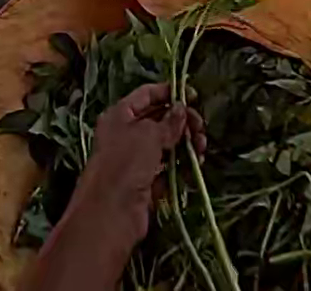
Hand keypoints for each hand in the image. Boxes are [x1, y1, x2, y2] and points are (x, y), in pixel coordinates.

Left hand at [70, 83, 203, 250]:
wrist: (109, 216)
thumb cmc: (125, 163)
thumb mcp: (149, 134)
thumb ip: (169, 121)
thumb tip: (181, 108)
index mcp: (120, 115)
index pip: (147, 95)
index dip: (169, 93)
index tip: (194, 96)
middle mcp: (125, 134)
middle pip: (158, 120)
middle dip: (181, 122)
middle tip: (200, 128)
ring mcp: (134, 161)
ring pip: (164, 146)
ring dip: (184, 145)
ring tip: (201, 149)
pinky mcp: (143, 185)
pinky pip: (166, 170)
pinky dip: (180, 167)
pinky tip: (194, 168)